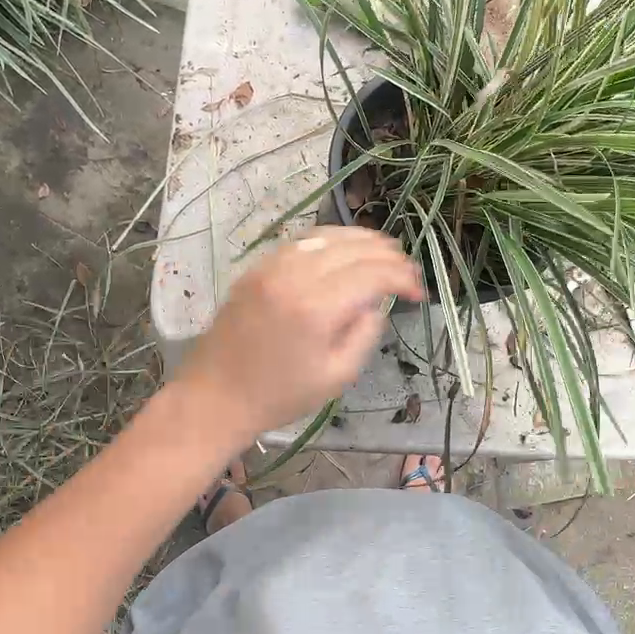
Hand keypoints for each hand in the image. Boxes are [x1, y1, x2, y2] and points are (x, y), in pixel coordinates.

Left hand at [175, 227, 424, 435]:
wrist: (216, 397)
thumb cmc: (279, 396)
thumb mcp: (337, 376)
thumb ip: (364, 333)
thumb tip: (375, 303)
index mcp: (316, 308)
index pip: (372, 274)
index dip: (402, 278)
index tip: (418, 293)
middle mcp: (293, 276)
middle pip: (352, 248)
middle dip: (387, 254)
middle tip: (406, 270)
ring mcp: (270, 267)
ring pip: (326, 237)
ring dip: (360, 240)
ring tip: (383, 252)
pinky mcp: (256, 268)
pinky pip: (300, 243)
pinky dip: (329, 241)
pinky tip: (343, 251)